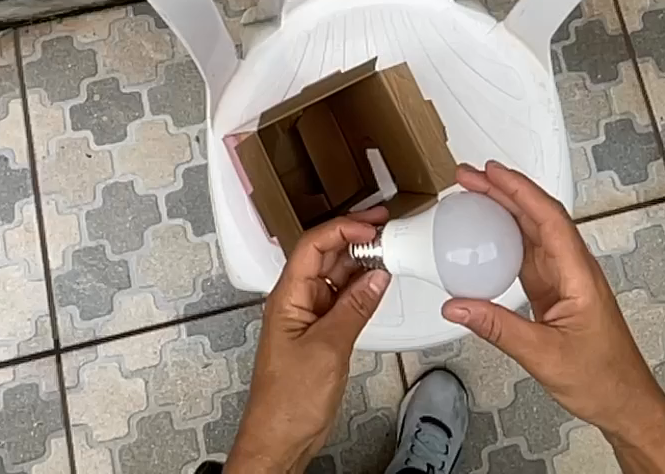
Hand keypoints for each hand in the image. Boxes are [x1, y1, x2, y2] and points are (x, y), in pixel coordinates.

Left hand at [227, 209, 390, 472]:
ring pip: (334, 274)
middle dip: (353, 236)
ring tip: (385, 249)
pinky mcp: (318, 330)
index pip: (313, 245)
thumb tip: (376, 277)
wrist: (279, 440)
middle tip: (381, 224)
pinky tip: (376, 282)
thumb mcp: (328, 349)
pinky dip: (360, 287)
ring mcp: (307, 314)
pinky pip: (340, 297)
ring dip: (359, 260)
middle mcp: (295, 299)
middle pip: (324, 254)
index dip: (342, 229)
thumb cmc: (288, 403)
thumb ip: (355, 309)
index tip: (369, 226)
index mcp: (287, 296)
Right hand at [441, 163, 664, 471]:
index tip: (492, 172)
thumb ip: (497, 328)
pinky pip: (526, 250)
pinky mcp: (554, 288)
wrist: (627, 405)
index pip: (549, 217)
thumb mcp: (544, 356)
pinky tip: (485, 232)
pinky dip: (503, 234)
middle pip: (537, 214)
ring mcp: (563, 276)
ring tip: (472, 192)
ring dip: (502, 206)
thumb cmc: (605, 380)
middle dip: (502, 188)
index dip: (519, 189)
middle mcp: (573, 267)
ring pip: (531, 228)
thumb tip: (458, 306)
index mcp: (579, 274)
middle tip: (469, 176)